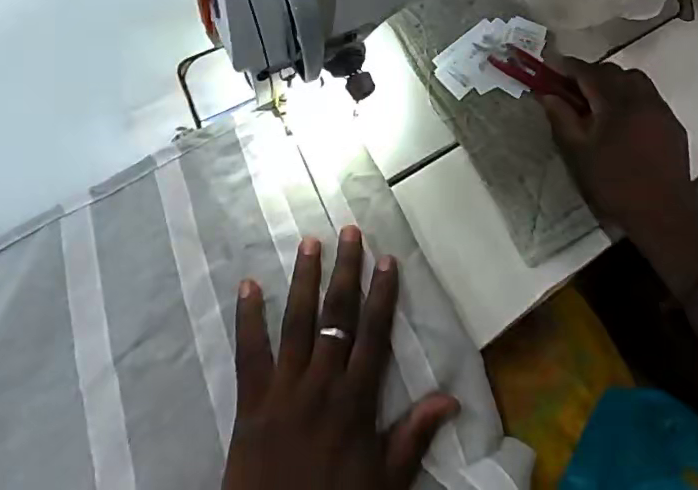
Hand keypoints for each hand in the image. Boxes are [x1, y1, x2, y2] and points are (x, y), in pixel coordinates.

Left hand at [222, 226, 457, 489]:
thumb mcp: (387, 482)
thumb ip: (414, 436)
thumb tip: (450, 398)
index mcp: (356, 401)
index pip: (374, 335)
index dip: (382, 295)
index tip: (387, 259)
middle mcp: (321, 384)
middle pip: (336, 317)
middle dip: (345, 272)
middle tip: (349, 232)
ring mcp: (284, 387)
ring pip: (296, 322)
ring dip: (304, 280)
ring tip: (309, 243)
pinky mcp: (251, 398)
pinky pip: (249, 350)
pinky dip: (248, 316)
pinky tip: (248, 284)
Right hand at [537, 60, 697, 236]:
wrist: (665, 217)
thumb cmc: (614, 184)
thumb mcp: (577, 152)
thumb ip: (560, 117)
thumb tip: (547, 94)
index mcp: (618, 102)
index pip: (588, 71)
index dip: (566, 66)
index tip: (548, 66)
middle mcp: (643, 99)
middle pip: (613, 71)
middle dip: (589, 74)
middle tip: (568, 90)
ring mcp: (662, 112)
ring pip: (634, 81)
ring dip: (612, 83)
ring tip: (595, 104)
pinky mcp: (673, 126)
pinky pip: (648, 98)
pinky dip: (629, 97)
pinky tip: (618, 120)